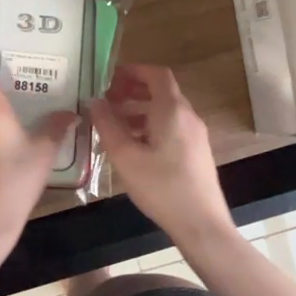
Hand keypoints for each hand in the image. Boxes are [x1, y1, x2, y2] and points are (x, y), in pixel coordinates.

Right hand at [89, 64, 233, 238]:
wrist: (201, 224)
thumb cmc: (161, 187)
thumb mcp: (125, 156)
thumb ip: (107, 126)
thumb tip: (94, 102)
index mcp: (172, 111)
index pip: (157, 75)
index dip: (133, 71)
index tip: (109, 78)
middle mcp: (188, 117)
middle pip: (161, 92)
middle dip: (132, 91)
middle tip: (106, 101)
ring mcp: (195, 135)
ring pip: (165, 112)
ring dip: (139, 111)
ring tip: (113, 125)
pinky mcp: (196, 152)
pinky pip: (171, 128)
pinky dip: (150, 126)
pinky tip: (133, 147)